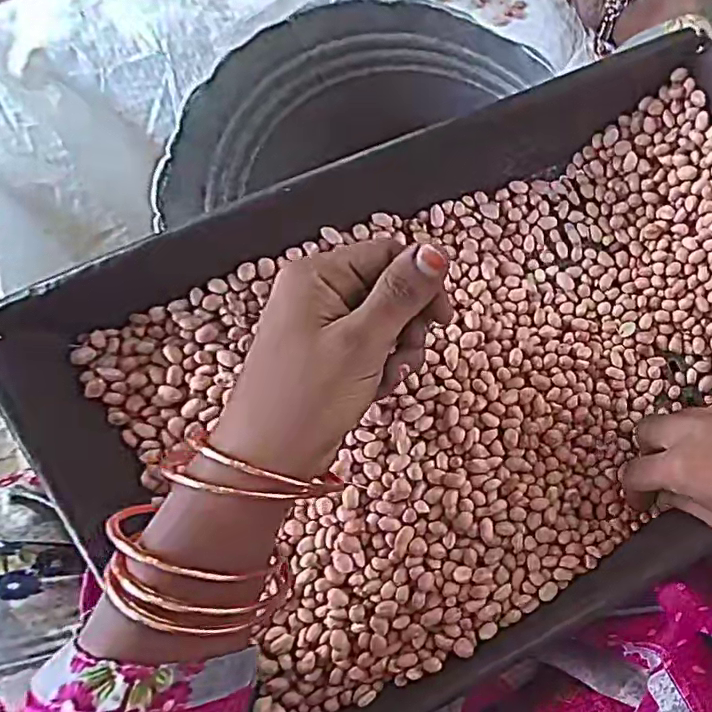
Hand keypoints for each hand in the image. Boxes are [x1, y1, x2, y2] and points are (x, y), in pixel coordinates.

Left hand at [214, 239, 453, 478]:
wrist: (270, 459)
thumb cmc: (308, 398)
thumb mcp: (363, 341)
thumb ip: (402, 294)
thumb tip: (436, 252)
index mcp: (318, 274)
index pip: (389, 253)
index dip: (422, 283)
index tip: (441, 320)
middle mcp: (319, 290)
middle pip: (393, 287)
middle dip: (411, 323)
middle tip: (405, 354)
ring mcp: (324, 321)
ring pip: (390, 319)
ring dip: (401, 349)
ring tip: (388, 377)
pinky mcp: (331, 350)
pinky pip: (375, 343)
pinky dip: (386, 363)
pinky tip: (377, 386)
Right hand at [619, 407, 711, 549]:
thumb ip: (682, 501)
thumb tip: (666, 494)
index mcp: (681, 466)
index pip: (636, 470)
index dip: (632, 490)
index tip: (641, 502)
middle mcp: (692, 432)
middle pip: (647, 428)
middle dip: (646, 451)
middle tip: (660, 474)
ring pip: (676, 417)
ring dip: (672, 436)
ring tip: (689, 460)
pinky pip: (705, 414)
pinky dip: (700, 430)